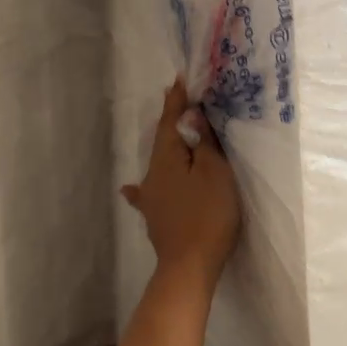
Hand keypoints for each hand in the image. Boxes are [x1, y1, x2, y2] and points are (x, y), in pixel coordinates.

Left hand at [121, 78, 241, 285]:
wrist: (190, 265)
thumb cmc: (208, 212)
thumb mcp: (215, 171)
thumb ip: (203, 143)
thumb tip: (189, 114)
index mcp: (166, 160)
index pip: (171, 122)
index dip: (176, 101)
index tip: (179, 79)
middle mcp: (153, 175)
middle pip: (163, 142)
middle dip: (173, 121)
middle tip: (183, 100)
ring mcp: (153, 198)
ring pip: (159, 164)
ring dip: (167, 146)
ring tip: (171, 133)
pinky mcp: (158, 216)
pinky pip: (151, 191)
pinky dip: (145, 185)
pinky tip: (131, 190)